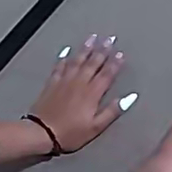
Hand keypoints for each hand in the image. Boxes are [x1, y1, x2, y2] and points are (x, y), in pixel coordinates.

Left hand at [26, 34, 129, 153]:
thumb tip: (130, 97)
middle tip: (110, 38)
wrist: (41, 132)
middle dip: (103, 50)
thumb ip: (112, 111)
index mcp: (92, 93)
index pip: (107, 74)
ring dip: (86, 48)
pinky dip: (64, 57)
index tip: (121, 53)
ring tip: (93, 38)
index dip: (115, 63)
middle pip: (93, 63)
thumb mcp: (96, 127)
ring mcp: (64, 81)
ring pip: (77, 60)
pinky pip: (59, 66)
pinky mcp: (52, 83)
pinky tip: (67, 50)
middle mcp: (79, 83)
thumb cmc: (70, 133)